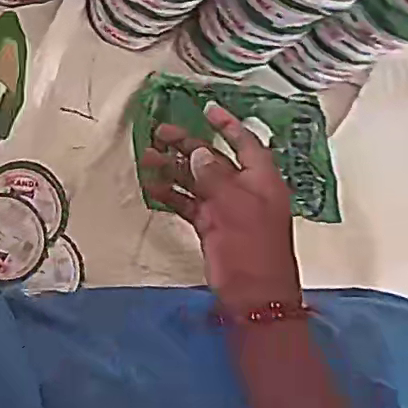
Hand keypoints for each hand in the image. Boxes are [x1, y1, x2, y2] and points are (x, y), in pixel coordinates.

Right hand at [139, 102, 301, 312]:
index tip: (206, 109)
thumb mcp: (235, 207)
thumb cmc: (251, 248)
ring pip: (196, 181)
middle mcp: (243, 189)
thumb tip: (197, 153)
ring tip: (147, 159)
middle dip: (187, 145)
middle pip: (213, 159)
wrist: (253, 297)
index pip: (244, 142)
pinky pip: (189, 204)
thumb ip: (214, 177)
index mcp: (261, 179)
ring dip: (173, 170)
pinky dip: (172, 196)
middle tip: (159, 133)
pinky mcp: (211, 227)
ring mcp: (226, 209)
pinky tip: (152, 189)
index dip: (227, 124)